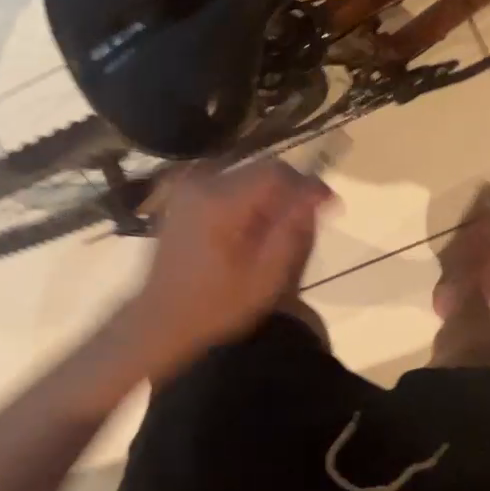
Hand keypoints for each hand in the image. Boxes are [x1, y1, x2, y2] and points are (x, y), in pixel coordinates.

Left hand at [118, 159, 334, 372]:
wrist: (159, 319)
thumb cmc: (214, 306)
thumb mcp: (265, 277)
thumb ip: (293, 231)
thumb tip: (319, 195)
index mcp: (221, 201)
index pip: (277, 172)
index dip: (307, 186)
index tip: (330, 206)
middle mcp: (202, 183)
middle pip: (260, 170)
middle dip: (287, 193)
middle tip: (305, 224)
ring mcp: (187, 189)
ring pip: (244, 177)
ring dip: (266, 197)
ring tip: (275, 232)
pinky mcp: (181, 198)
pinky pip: (225, 186)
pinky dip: (243, 201)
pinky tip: (248, 231)